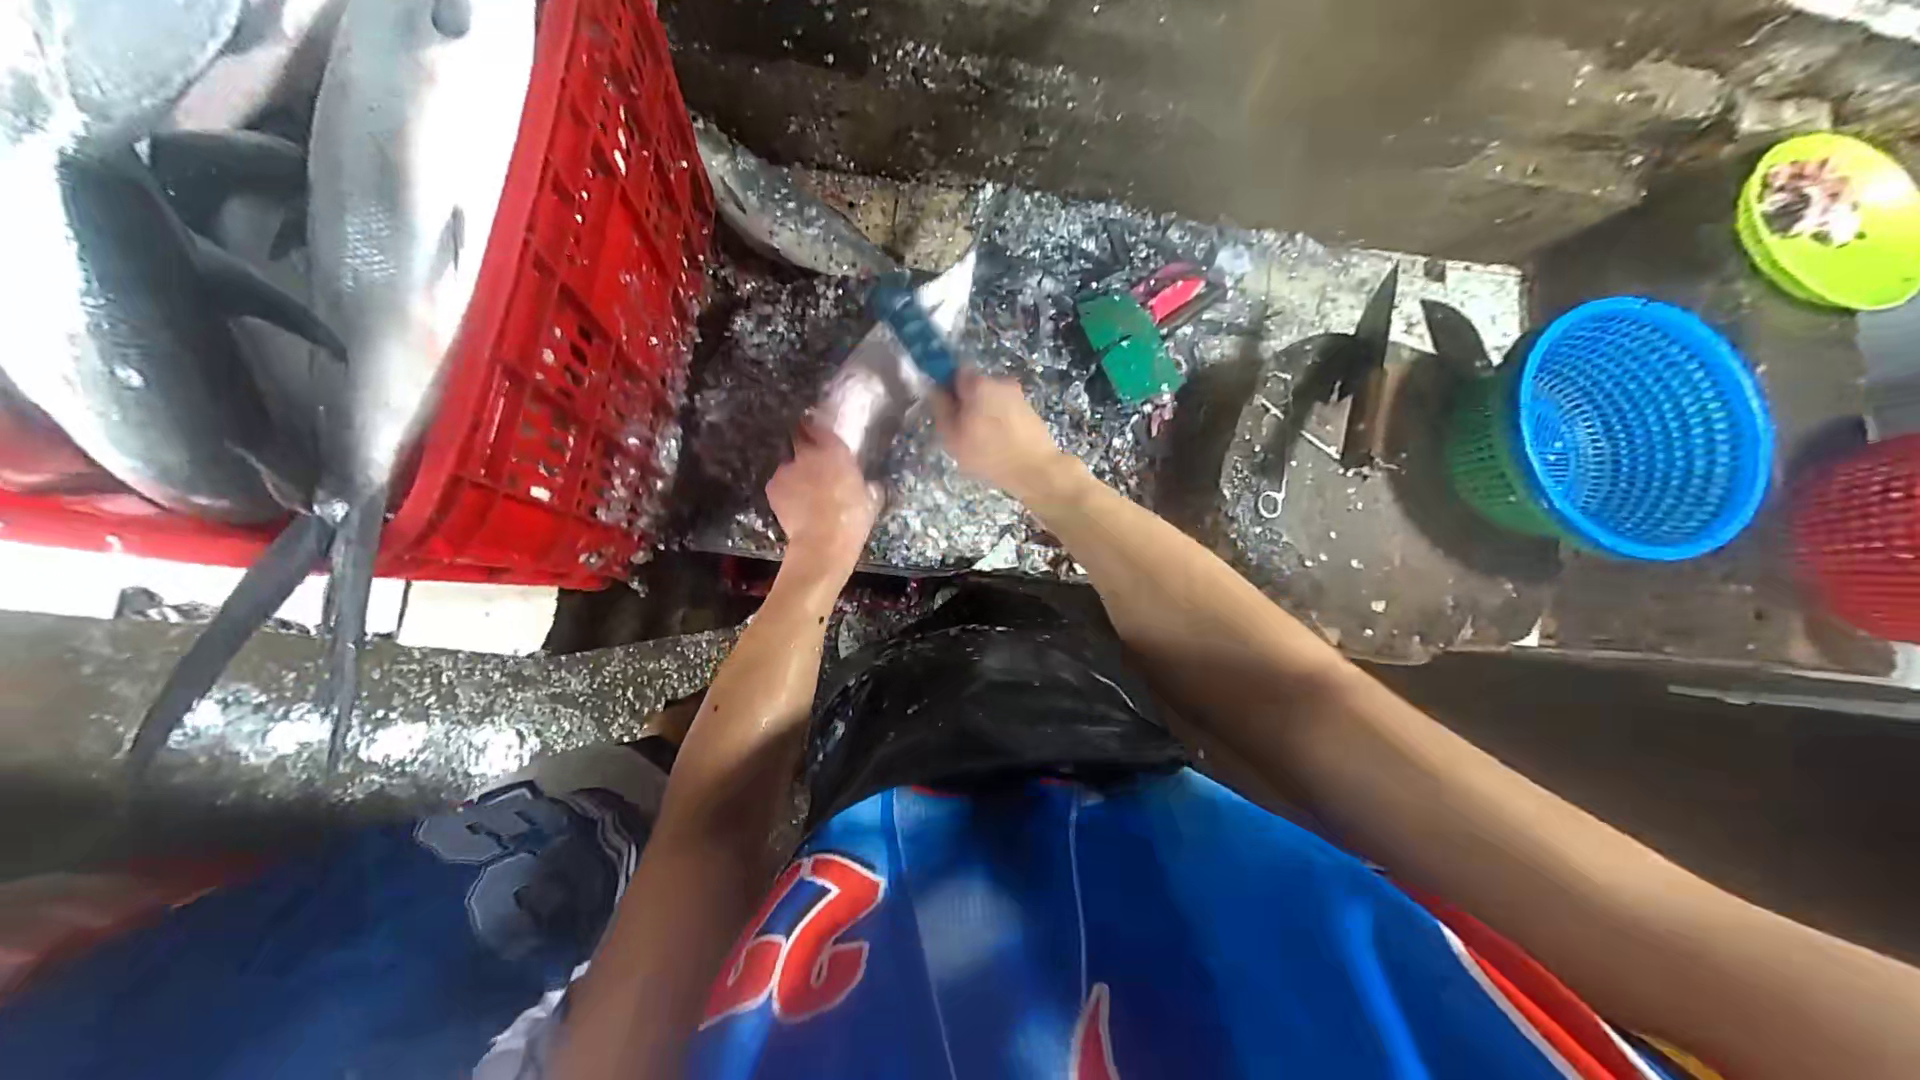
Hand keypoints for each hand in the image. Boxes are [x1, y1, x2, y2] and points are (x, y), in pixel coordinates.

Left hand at [766, 421, 879, 574]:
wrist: (823, 540)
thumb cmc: (853, 518)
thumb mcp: (870, 499)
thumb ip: (867, 486)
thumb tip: (870, 485)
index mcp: (834, 451)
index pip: (819, 426)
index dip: (817, 430)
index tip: (818, 436)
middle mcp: (807, 453)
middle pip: (798, 436)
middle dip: (802, 443)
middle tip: (809, 458)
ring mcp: (786, 468)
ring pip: (788, 464)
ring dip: (795, 472)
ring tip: (802, 491)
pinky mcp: (772, 486)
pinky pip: (779, 483)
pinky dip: (784, 490)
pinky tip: (793, 504)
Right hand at [932, 368, 1071, 499]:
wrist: (1037, 469)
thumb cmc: (990, 455)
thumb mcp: (953, 438)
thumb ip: (941, 410)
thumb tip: (936, 391)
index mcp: (978, 383)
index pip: (954, 373)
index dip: (947, 389)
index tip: (946, 410)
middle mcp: (1000, 381)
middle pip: (975, 387)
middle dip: (967, 404)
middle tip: (963, 431)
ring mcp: (1018, 395)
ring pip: (992, 400)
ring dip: (985, 414)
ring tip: (983, 441)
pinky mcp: (1030, 410)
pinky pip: (1006, 411)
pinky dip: (1001, 422)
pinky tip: (1001, 443)